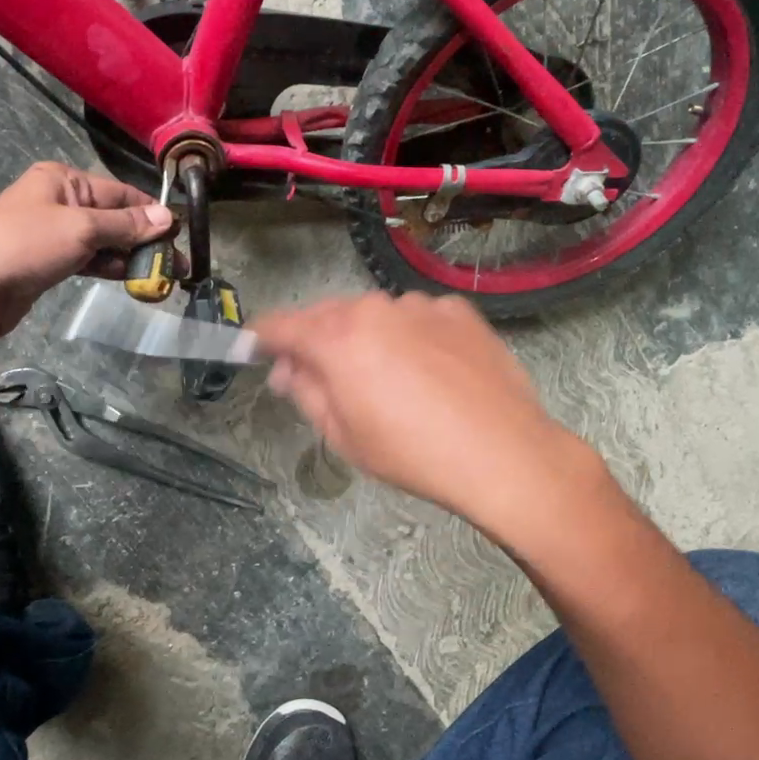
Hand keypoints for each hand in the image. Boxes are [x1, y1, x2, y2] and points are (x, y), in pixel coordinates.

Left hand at [0, 161, 172, 336]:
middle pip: (113, 217)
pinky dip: (108, 268)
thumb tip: (167, 217)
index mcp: (63, 179)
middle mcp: (58, 200)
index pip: (119, 192)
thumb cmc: (26, 247)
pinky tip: (129, 279)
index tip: (180, 234)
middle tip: (175, 266)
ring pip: (102, 241)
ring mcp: (53, 232)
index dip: (151, 212)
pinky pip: (88, 259)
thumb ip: (126, 224)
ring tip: (160, 277)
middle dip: (143, 239)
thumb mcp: (81, 230)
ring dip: (129, 257)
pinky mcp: (49, 262)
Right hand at [254, 293, 591, 524]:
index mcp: (337, 338)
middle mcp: (375, 308)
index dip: (261, 337)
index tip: (254, 349)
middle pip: (327, 315)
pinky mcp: (458, 311)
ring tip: (383, 379)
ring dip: (363, 338)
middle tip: (318, 379)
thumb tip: (288, 368)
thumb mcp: (343, 435)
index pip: (281, 325)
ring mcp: (421, 305)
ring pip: (373, 315)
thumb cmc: (412, 454)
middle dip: (314, 341)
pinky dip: (406, 336)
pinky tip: (426, 372)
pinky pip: (415, 319)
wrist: (504, 453)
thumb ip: (305, 391)